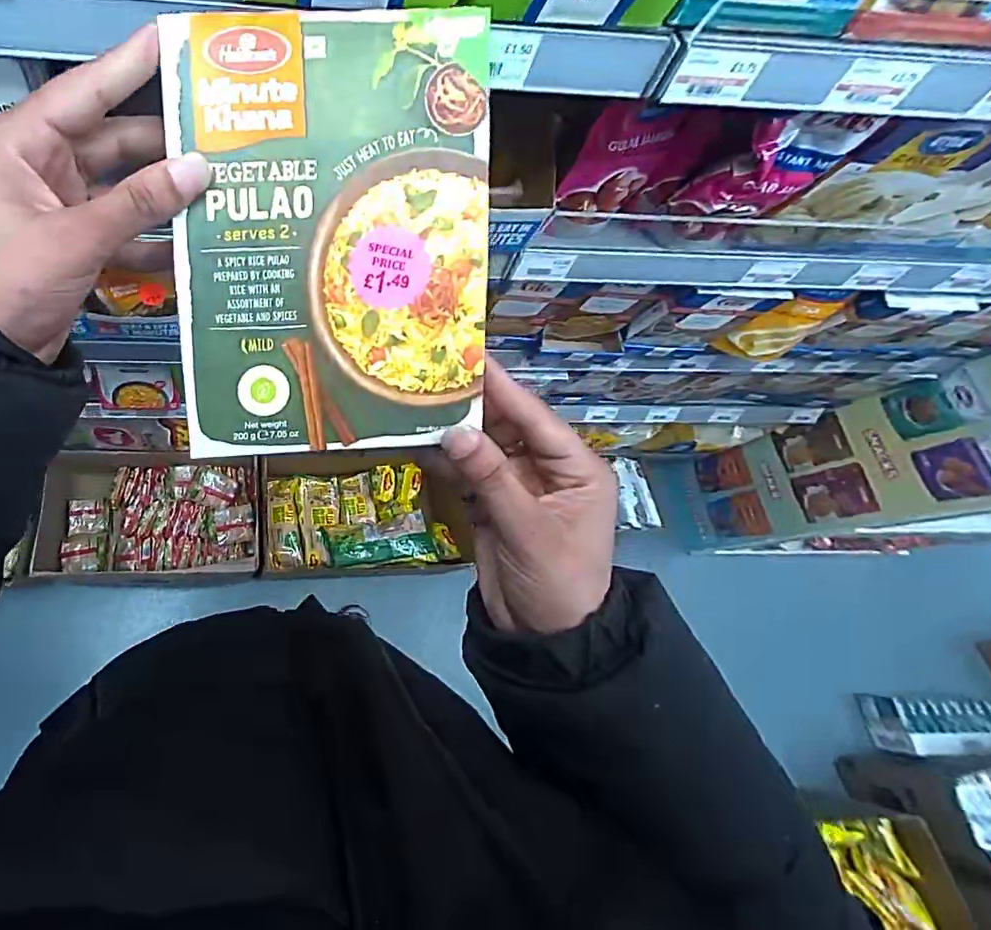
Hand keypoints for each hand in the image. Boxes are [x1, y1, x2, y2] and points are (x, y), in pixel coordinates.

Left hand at [0, 23, 209, 361]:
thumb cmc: (11, 283)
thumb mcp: (75, 238)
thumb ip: (139, 203)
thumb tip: (201, 168)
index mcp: (22, 145)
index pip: (85, 90)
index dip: (131, 62)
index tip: (173, 36)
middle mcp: (42, 165)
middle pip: (114, 140)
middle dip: (165, 141)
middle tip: (221, 130)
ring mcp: (60, 204)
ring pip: (123, 185)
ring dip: (164, 191)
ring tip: (220, 182)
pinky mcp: (76, 239)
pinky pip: (122, 225)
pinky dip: (152, 234)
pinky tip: (192, 240)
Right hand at [439, 361, 616, 634]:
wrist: (545, 637)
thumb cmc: (556, 581)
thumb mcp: (527, 529)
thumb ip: (490, 477)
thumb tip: (452, 430)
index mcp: (574, 467)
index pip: (533, 417)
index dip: (500, 386)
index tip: (468, 355)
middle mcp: (546, 468)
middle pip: (505, 426)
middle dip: (470, 405)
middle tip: (430, 376)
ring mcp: (517, 485)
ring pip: (482, 446)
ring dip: (453, 431)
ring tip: (416, 402)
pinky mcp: (492, 503)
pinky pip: (467, 472)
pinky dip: (445, 460)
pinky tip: (419, 443)